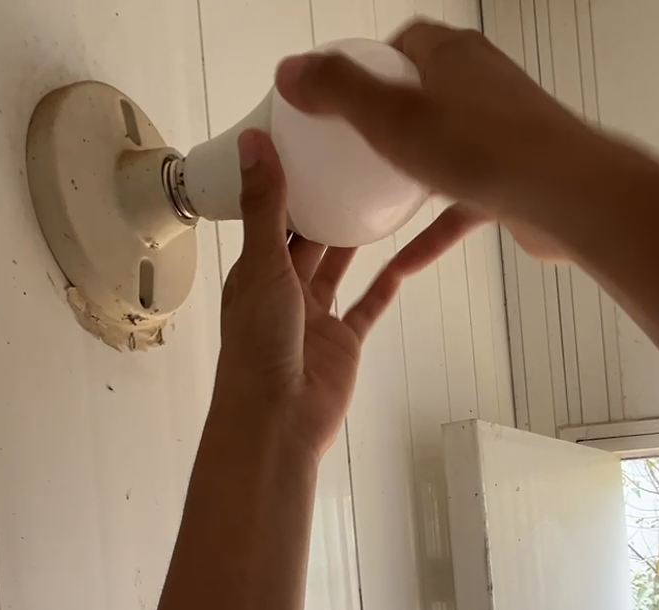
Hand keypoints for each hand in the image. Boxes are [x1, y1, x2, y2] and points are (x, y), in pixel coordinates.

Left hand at [214, 129, 479, 457]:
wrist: (279, 420)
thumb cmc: (259, 347)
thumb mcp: (262, 267)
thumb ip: (265, 208)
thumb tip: (253, 141)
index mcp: (253, 273)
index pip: (270, 218)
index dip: (287, 182)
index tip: (309, 140)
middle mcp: (283, 292)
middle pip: (306, 239)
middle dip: (324, 203)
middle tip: (352, 157)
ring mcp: (315, 318)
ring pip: (337, 268)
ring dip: (353, 237)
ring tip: (378, 193)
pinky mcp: (344, 342)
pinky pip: (367, 305)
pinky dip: (385, 282)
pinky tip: (405, 253)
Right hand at [274, 20, 587, 260]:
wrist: (562, 194)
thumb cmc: (487, 148)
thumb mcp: (391, 115)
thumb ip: (339, 90)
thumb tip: (293, 71)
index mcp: (453, 57)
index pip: (405, 44)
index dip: (371, 64)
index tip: (342, 94)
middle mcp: (481, 87)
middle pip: (425, 96)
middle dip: (390, 120)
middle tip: (354, 150)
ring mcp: (499, 136)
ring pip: (444, 153)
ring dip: (411, 177)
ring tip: (378, 199)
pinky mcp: (510, 182)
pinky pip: (458, 208)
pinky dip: (431, 232)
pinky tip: (405, 262)